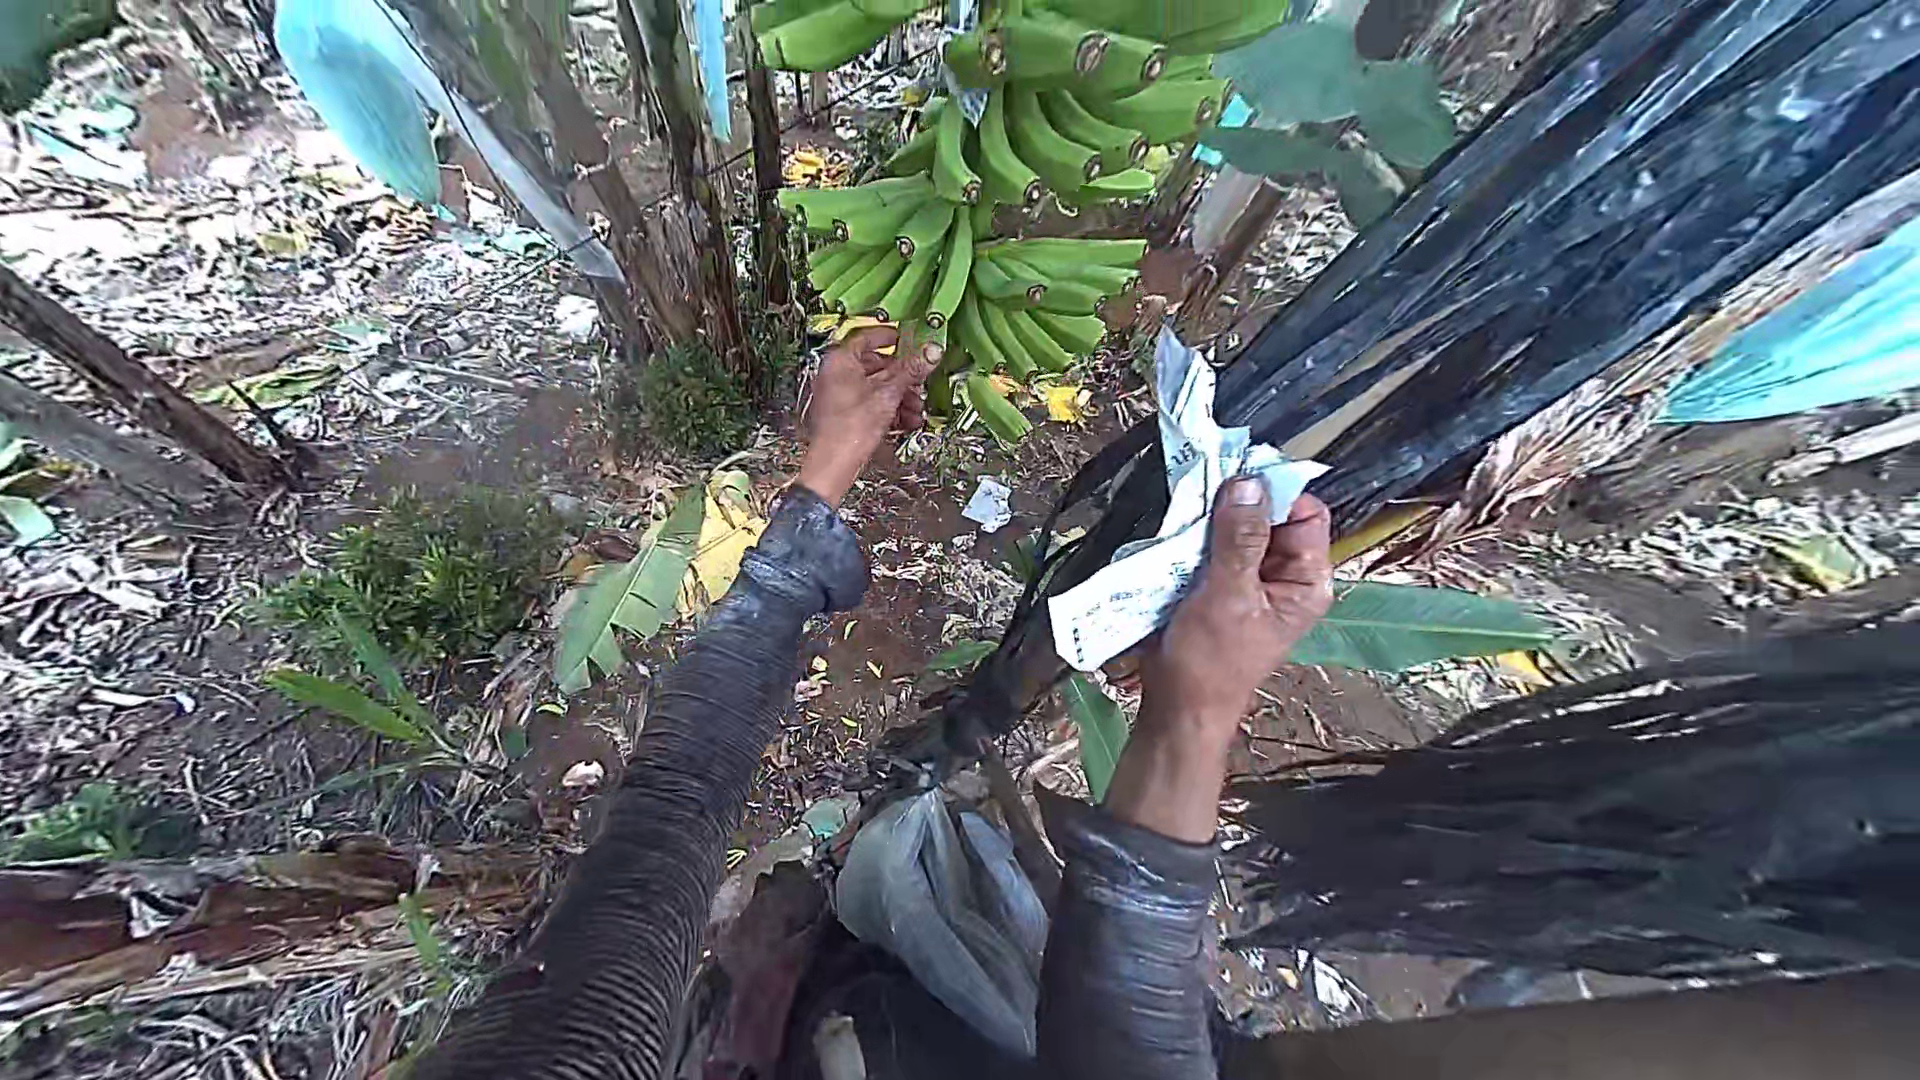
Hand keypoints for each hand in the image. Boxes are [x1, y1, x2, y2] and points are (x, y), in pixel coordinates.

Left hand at [796, 326, 938, 506]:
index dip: (889, 337)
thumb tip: (931, 352)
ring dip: (900, 397)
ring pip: (876, 388)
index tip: (907, 340)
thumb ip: (910, 371)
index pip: (866, 336)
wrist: (835, 463)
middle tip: (919, 384)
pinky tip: (906, 422)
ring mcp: (839, 395)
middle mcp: (836, 374)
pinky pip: (871, 405)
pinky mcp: (845, 415)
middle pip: (876, 366)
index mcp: (840, 360)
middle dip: (903, 378)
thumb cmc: (851, 428)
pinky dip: (889, 410)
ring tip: (915, 410)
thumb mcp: (888, 394)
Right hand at [1105, 479, 1330, 841]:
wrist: (1176, 704)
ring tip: (1183, 515)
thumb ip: (1240, 539)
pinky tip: (1173, 534)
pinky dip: (1192, 538)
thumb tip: (1248, 482)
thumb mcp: (1229, 596)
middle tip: (1202, 491)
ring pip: (1233, 529)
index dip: (1275, 493)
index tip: (1236, 476)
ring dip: (1208, 521)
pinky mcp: (1214, 583)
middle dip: (1235, 504)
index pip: (1304, 515)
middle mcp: (1280, 575)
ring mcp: (1245, 579)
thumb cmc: (1210, 660)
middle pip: (1267, 518)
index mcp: (1304, 581)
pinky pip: (1208, 547)